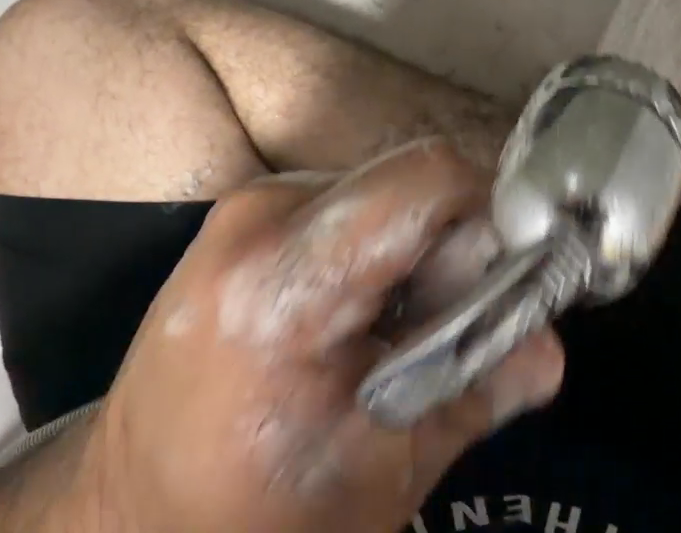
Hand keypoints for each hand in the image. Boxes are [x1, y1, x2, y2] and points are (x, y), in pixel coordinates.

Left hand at [79, 139, 564, 532]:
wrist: (127, 513)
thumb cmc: (250, 514)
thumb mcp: (382, 469)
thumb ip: (477, 390)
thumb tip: (553, 344)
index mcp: (282, 282)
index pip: (427, 181)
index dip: (493, 218)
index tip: (509, 283)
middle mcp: (260, 214)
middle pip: (412, 183)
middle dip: (456, 248)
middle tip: (451, 328)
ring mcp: (250, 205)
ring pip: (388, 191)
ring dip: (422, 252)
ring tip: (403, 333)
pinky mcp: (251, 213)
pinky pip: (355, 205)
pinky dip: (386, 250)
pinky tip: (366, 317)